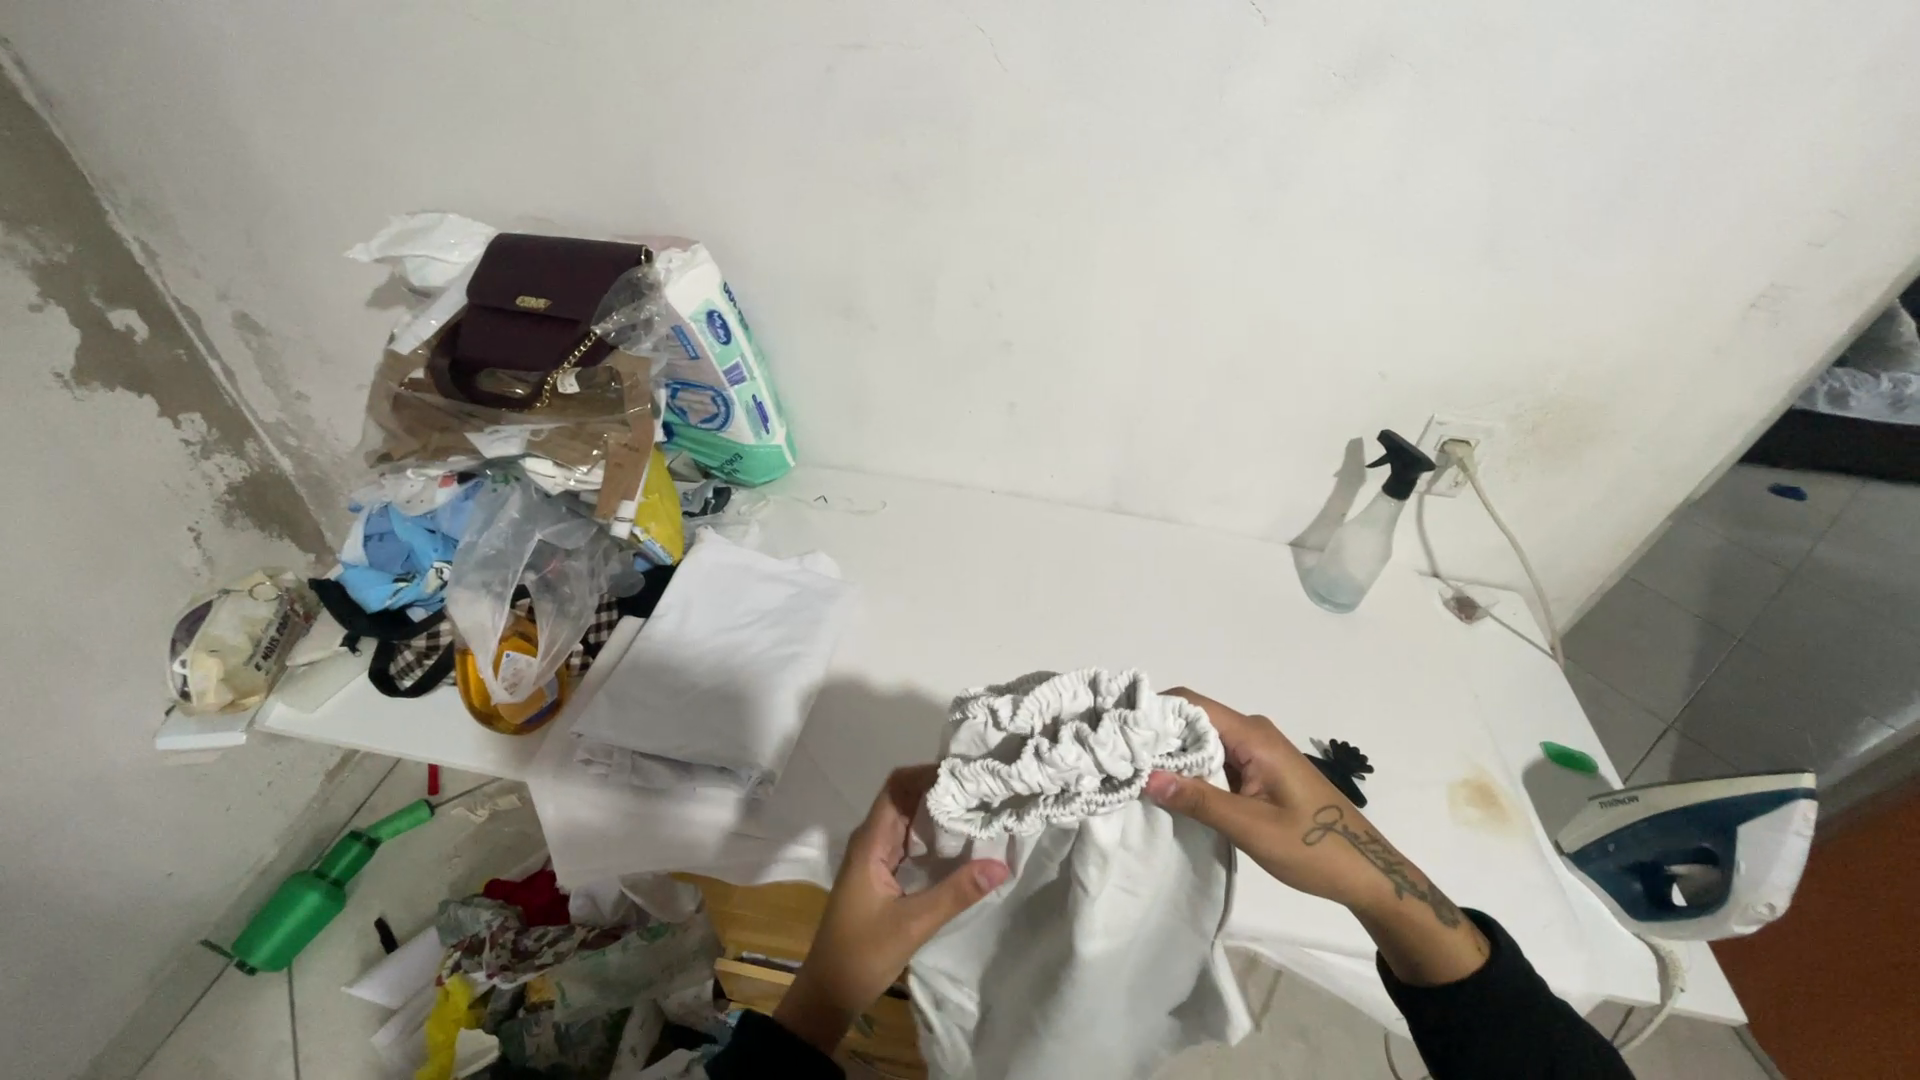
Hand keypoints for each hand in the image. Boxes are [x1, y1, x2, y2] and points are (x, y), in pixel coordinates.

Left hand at [774, 765, 1009, 1053]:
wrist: (828, 993)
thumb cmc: (862, 954)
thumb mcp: (914, 924)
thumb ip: (957, 893)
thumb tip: (1002, 864)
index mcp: (870, 842)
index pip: (897, 787)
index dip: (927, 773)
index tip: (965, 773)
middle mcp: (871, 841)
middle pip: (905, 798)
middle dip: (940, 788)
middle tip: (982, 788)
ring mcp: (876, 857)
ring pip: (909, 819)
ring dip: (938, 811)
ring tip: (979, 807)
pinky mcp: (883, 874)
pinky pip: (910, 841)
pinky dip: (934, 835)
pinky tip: (961, 841)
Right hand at [1146, 688, 1487, 985]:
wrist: (1368, 874)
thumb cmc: (1314, 849)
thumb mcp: (1251, 828)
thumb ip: (1199, 800)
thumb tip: (1146, 776)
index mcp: (1253, 736)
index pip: (1190, 704)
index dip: (1152, 711)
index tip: (1116, 732)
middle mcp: (1252, 732)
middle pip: (1191, 718)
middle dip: (1154, 733)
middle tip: (1115, 755)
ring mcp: (1256, 751)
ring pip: (1201, 739)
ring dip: (1169, 752)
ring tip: (1131, 770)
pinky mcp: (1257, 770)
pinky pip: (1213, 756)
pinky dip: (1188, 766)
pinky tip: (1165, 785)